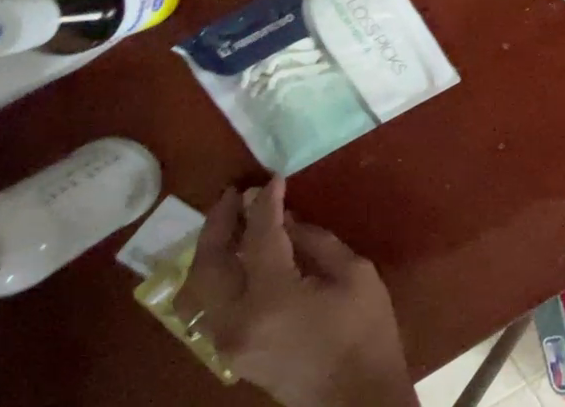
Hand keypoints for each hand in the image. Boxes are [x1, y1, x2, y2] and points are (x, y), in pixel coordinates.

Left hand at [177, 177, 416, 406]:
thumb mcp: (355, 275)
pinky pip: (209, 304)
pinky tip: (233, 257)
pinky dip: (217, 273)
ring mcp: (224, 340)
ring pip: (199, 287)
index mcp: (273, 298)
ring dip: (210, 249)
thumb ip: (317, 244)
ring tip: (228, 220)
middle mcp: (235, 320)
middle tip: (236, 194)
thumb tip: (288, 222)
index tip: (273, 179)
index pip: (259, 239)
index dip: (266, 206)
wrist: (353, 394)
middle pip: (209, 264)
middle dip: (220, 224)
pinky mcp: (227, 350)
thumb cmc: (365, 330)